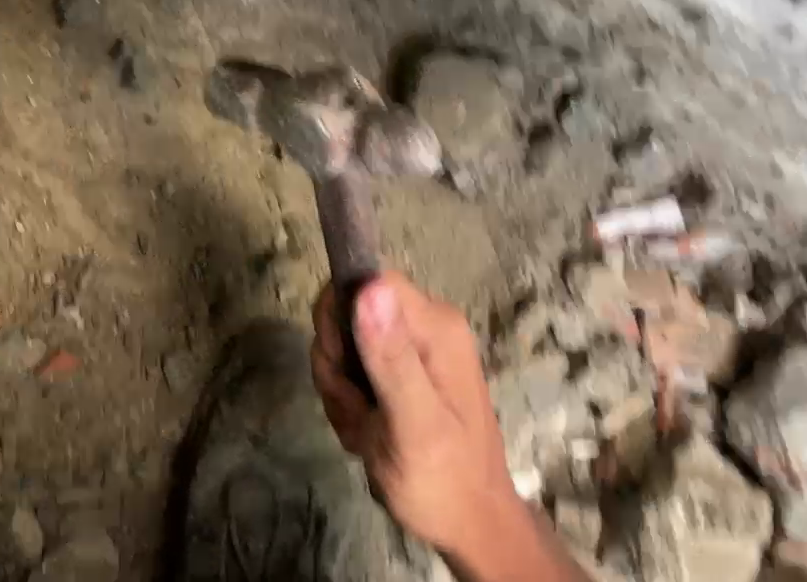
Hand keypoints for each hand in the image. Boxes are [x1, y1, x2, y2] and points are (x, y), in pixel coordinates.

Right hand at [310, 274, 527, 555]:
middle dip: (336, 363)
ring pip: (341, 342)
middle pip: (346, 310)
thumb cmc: (444, 480)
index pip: (365, 279)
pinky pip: (349, 366)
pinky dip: (346, 400)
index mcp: (435, 326)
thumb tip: (369, 286)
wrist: (469, 528)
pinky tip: (366, 432)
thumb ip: (391, 358)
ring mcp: (413, 346)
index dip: (340, 316)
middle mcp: (426, 324)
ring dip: (339, 389)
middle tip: (356, 409)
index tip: (342, 367)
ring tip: (364, 429)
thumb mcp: (414, 424)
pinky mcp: (401, 367)